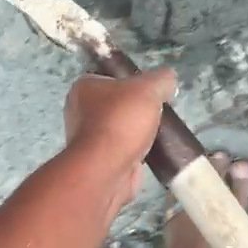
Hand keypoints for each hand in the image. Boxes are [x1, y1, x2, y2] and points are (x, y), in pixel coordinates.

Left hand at [63, 67, 175, 207]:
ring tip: (157, 133)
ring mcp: (87, 138)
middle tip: (158, 112)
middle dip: (138, 109)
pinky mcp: (97, 161)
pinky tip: (150, 152)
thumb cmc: (121, 120)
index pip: (112, 77)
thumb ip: (161, 79)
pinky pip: (122, 149)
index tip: (151, 92)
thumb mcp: (148, 88)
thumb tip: (168, 80)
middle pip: (119, 103)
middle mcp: (80, 110)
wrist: (106, 170)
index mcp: (84, 86)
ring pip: (121, 128)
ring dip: (138, 132)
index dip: (134, 81)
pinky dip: (135, 151)